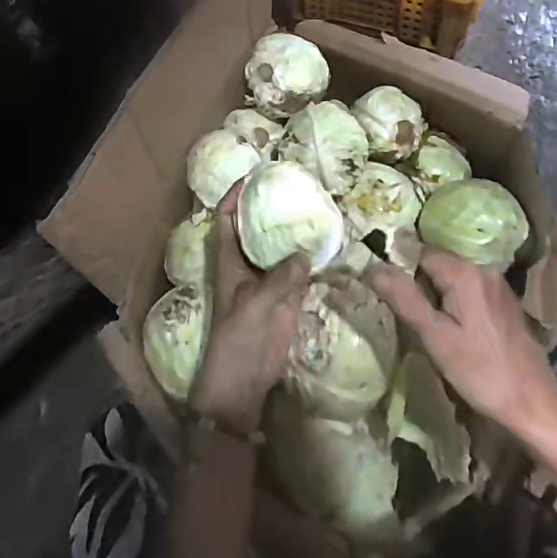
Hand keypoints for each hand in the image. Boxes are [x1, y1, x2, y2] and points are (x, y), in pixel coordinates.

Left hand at [187, 184, 308, 436]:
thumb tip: (306, 252)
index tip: (254, 173)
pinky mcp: (286, 297)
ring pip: (280, 246)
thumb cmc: (237, 339)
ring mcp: (267, 279)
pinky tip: (330, 243)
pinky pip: (300, 269)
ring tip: (317, 206)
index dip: (235, 193)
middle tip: (297, 185)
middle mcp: (247, 263)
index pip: (226, 216)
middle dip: (271, 206)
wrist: (242, 384)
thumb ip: (281, 277)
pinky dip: (312, 256)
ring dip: (294, 230)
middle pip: (256, 226)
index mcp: (228, 258)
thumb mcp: (256, 304)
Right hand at [368, 249, 556, 450]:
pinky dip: (452, 301)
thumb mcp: (435, 337)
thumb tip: (372, 267)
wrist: (535, 406)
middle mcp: (483, 269)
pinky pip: (467, 289)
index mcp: (465, 272)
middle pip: (435, 263)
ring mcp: (497, 285)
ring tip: (423, 322)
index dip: (398, 270)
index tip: (385, 293)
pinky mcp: (504, 302)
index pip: (417, 252)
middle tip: (402, 312)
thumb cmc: (481, 372)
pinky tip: (449, 328)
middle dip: (415, 282)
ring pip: (451, 277)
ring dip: (433, 293)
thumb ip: (404, 298)